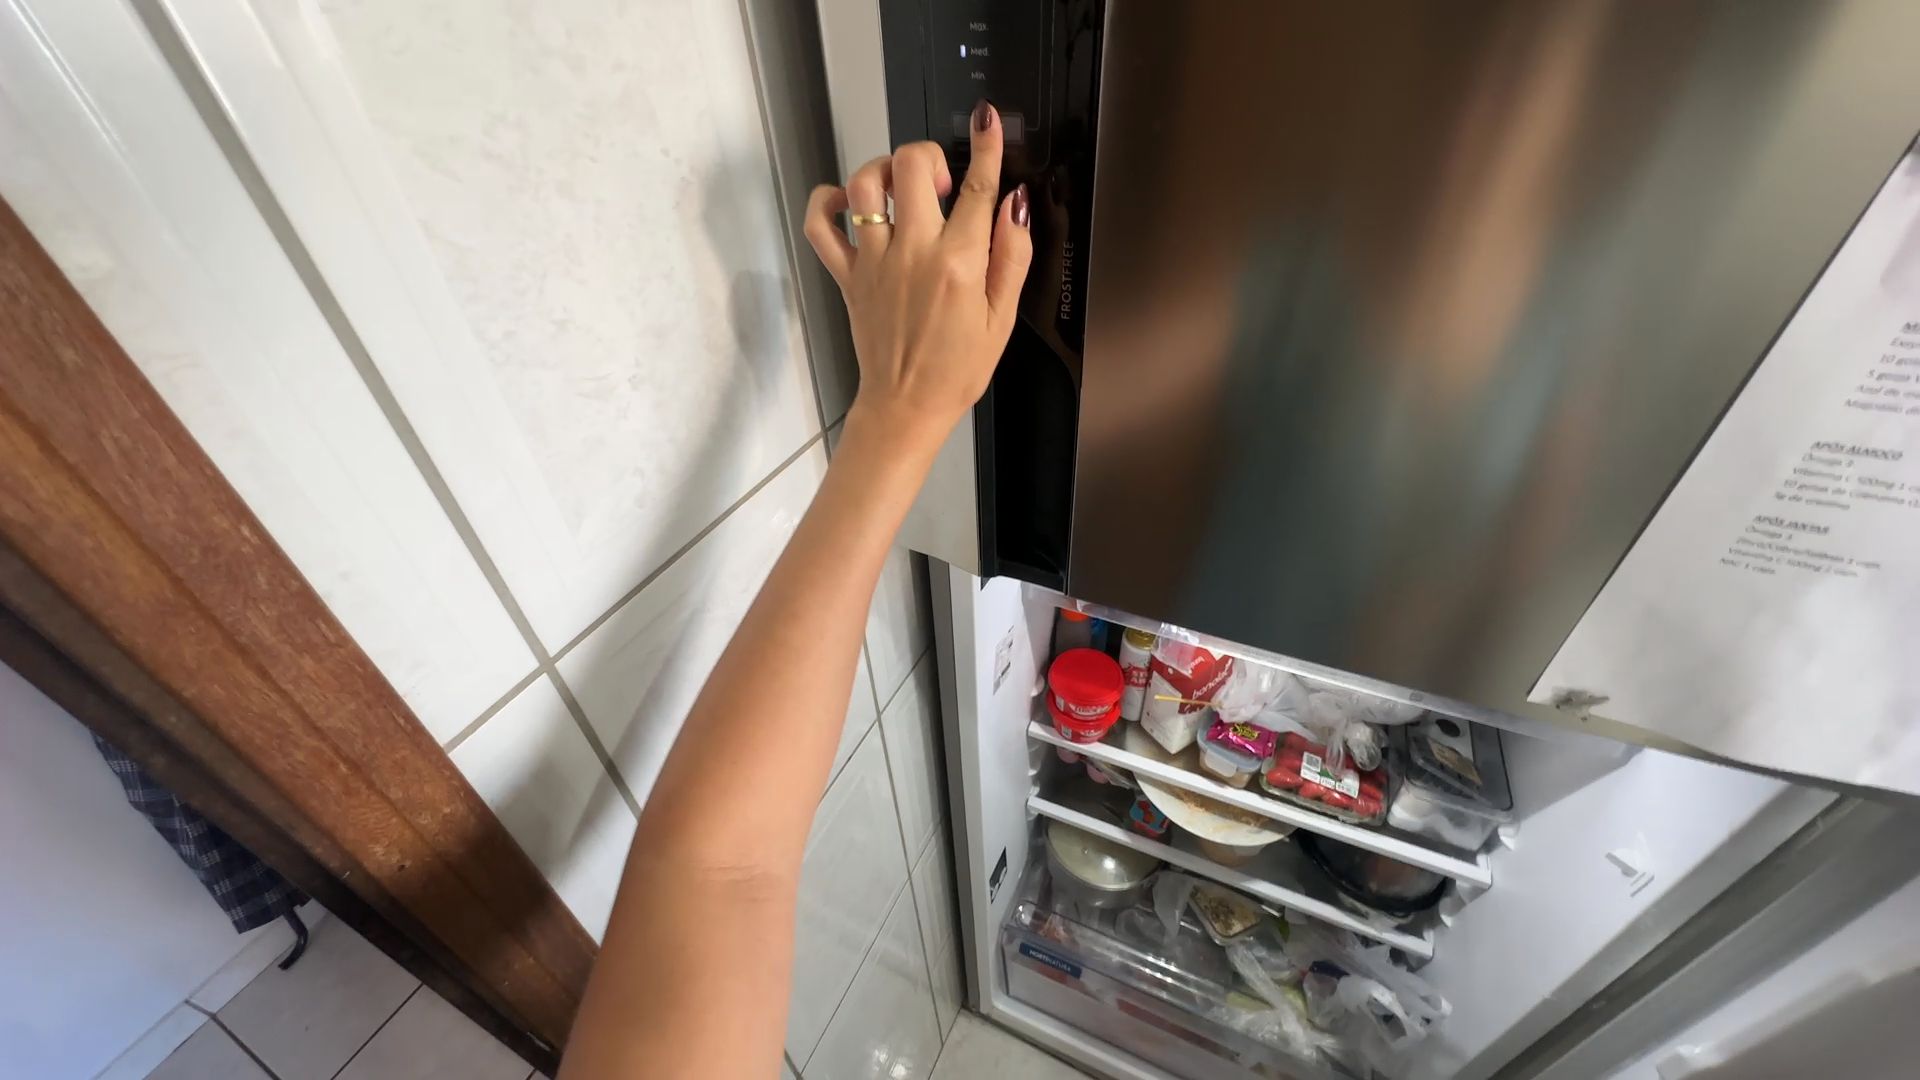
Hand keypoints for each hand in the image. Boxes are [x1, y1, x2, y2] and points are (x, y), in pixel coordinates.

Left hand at [804, 101, 1031, 450]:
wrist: (907, 406)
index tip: (987, 125)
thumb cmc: (957, 370)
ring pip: (863, 183)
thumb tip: (1015, 206)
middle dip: (930, 156)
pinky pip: (820, 225)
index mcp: (957, 263)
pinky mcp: (847, 276)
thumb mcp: (1001, 320)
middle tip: (942, 184)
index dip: (986, 148)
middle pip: (910, 165)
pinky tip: (848, 203)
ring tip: (900, 189)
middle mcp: (912, 253)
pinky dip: (826, 202)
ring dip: (883, 170)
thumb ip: (1011, 258)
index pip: (976, 187)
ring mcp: (873, 262)